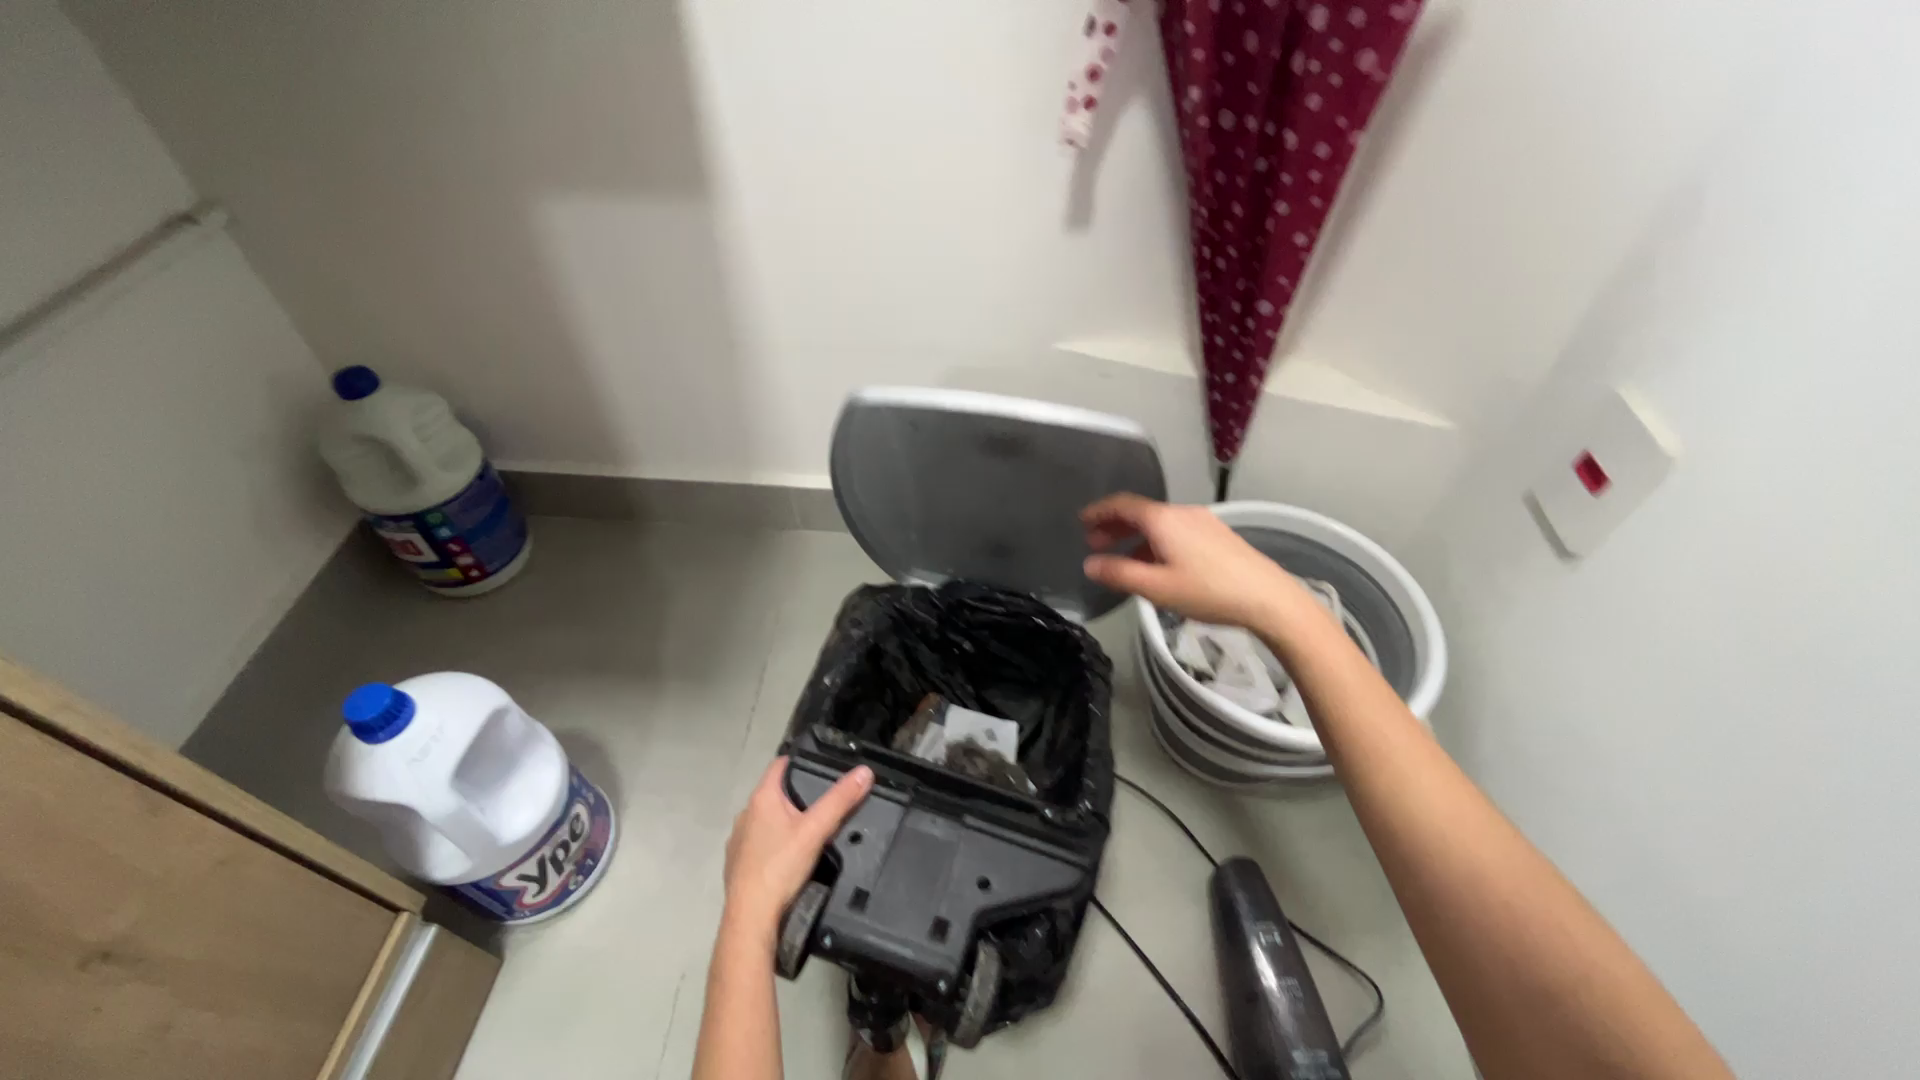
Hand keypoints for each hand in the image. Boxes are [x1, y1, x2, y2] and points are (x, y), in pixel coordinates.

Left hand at [722, 757, 873, 936]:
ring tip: (809, 829)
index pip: (779, 765)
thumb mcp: (817, 831)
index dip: (798, 760)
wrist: (751, 917)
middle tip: (823, 800)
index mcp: (762, 799)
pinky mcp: (737, 863)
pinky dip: (773, 843)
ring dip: (783, 820)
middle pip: (774, 793)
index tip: (819, 764)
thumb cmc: (780, 867)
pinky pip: (758, 843)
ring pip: (765, 820)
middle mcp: (745, 814)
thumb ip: (840, 801)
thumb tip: (864, 772)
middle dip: (796, 794)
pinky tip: (788, 857)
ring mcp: (738, 840)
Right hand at [1081, 493, 1313, 631]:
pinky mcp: (1217, 536)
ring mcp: (1203, 523)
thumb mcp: (1157, 588)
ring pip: (1160, 524)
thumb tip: (1090, 564)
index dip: (1099, 511)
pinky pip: (1176, 532)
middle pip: (1141, 512)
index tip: (1082, 521)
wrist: (1268, 598)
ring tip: (1123, 560)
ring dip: (1136, 537)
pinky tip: (1156, 566)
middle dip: (1115, 525)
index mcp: (1164, 520)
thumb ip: (1120, 574)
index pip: (1123, 505)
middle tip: (1095, 543)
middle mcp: (1182, 513)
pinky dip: (1156, 542)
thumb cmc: (1208, 591)